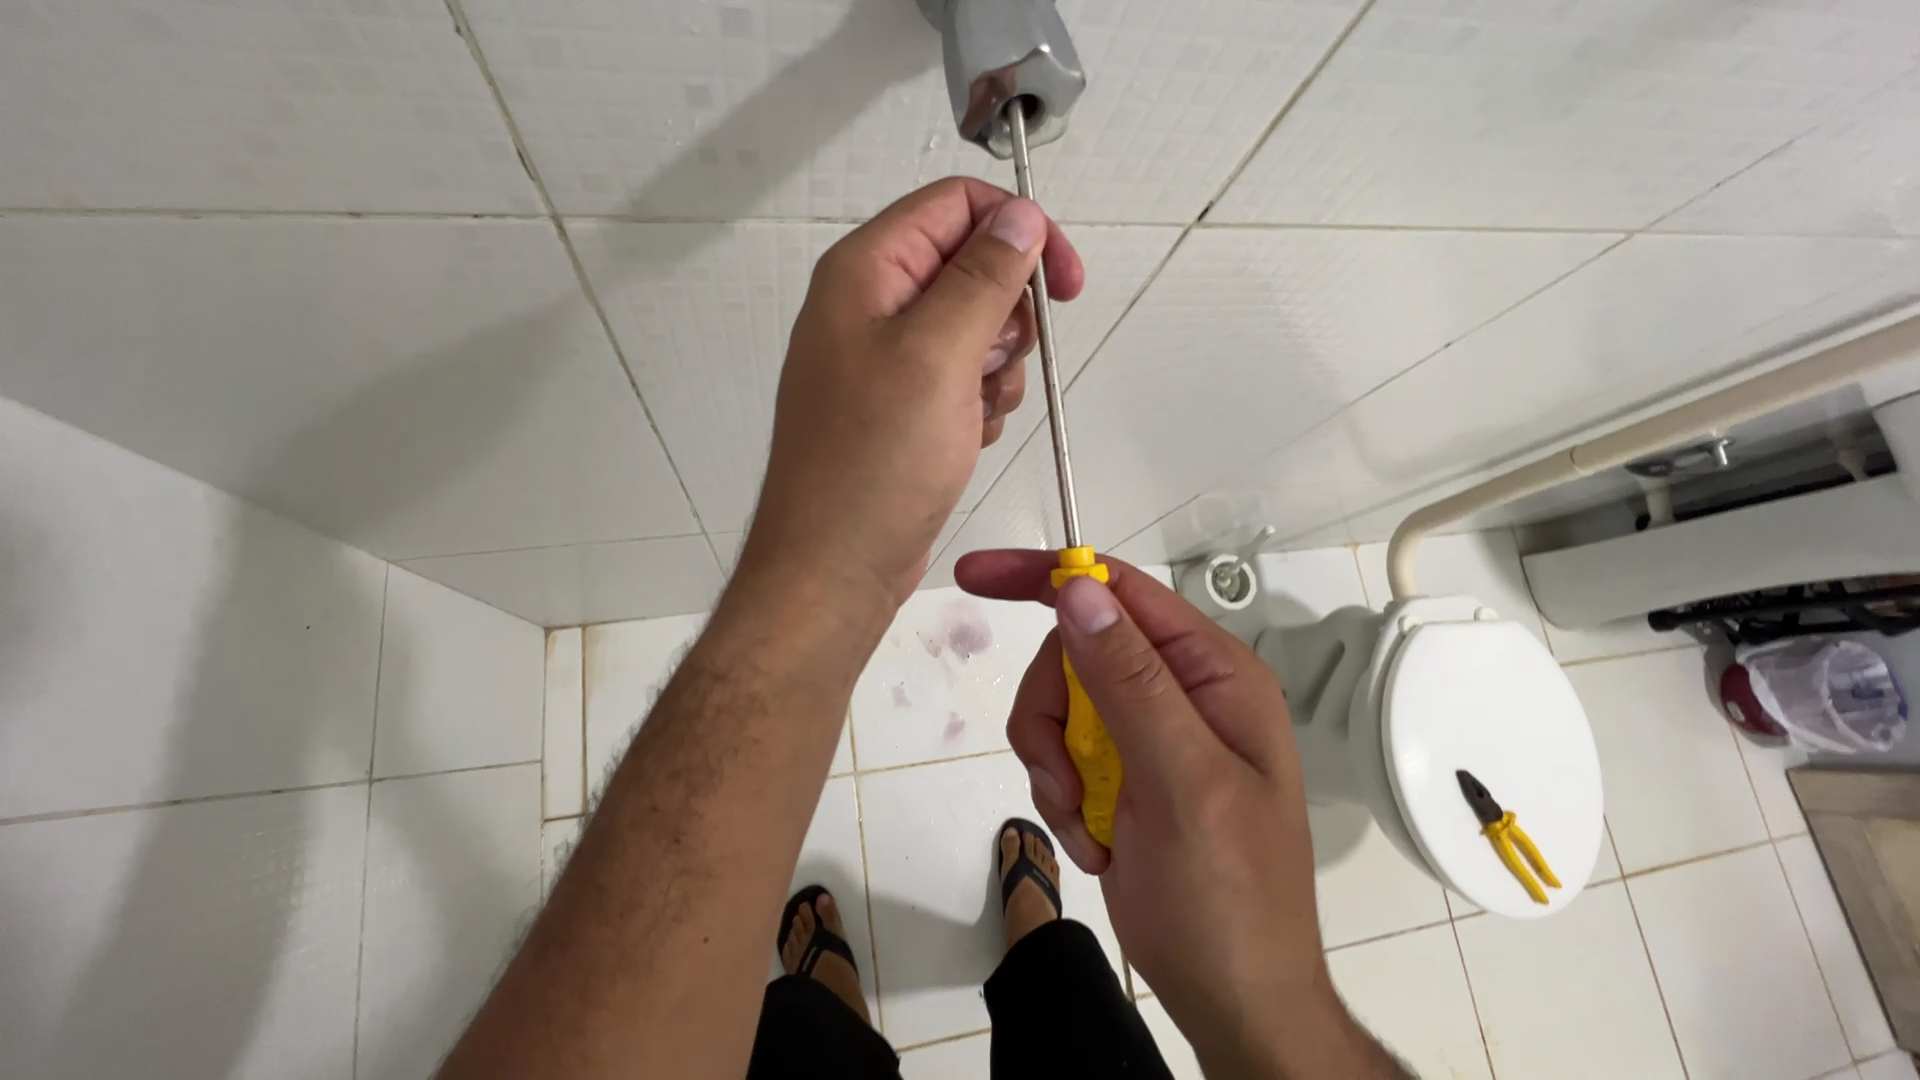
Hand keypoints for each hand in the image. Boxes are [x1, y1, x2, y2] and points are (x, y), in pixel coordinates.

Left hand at [739, 178, 1082, 609]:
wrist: (837, 566)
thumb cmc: (877, 462)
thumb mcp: (938, 355)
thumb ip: (984, 276)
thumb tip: (1020, 215)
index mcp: (866, 272)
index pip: (957, 207)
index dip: (1021, 232)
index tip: (1067, 287)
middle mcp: (872, 306)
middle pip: (972, 269)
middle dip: (1006, 318)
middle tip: (992, 368)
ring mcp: (887, 360)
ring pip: (977, 329)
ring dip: (997, 370)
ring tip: (973, 415)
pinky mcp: (904, 406)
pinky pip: (965, 379)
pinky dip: (980, 404)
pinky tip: (964, 439)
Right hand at [958, 551, 1394, 1077]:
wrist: (1231, 997)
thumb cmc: (1227, 895)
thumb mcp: (1182, 783)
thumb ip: (1130, 681)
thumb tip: (1077, 588)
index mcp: (1212, 673)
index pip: (1121, 592)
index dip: (1046, 576)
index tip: (974, 579)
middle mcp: (1180, 690)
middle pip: (1074, 651)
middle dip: (1050, 712)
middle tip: (1061, 776)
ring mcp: (1148, 733)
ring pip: (1058, 704)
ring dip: (1052, 764)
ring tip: (1083, 821)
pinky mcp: (1120, 773)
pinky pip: (1059, 753)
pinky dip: (1058, 795)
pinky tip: (1092, 841)